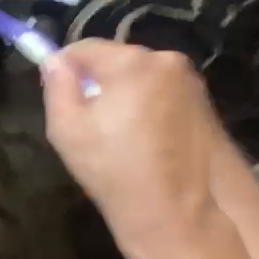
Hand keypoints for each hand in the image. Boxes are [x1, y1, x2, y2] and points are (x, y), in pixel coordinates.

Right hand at [43, 40, 229, 258]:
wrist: (174, 211)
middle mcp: (166, 60)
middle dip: (96, 82)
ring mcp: (191, 82)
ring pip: (139, 77)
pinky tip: (140, 141)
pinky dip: (146, 108)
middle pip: (115, 60)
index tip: (57, 96)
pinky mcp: (204, 104)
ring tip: (114, 135)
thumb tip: (54, 60)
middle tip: (85, 122)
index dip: (62, 68)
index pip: (84, 47)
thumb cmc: (112, 168)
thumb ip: (57, 85)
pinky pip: (161, 94)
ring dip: (122, 95)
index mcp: (131, 61)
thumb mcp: (66, 128)